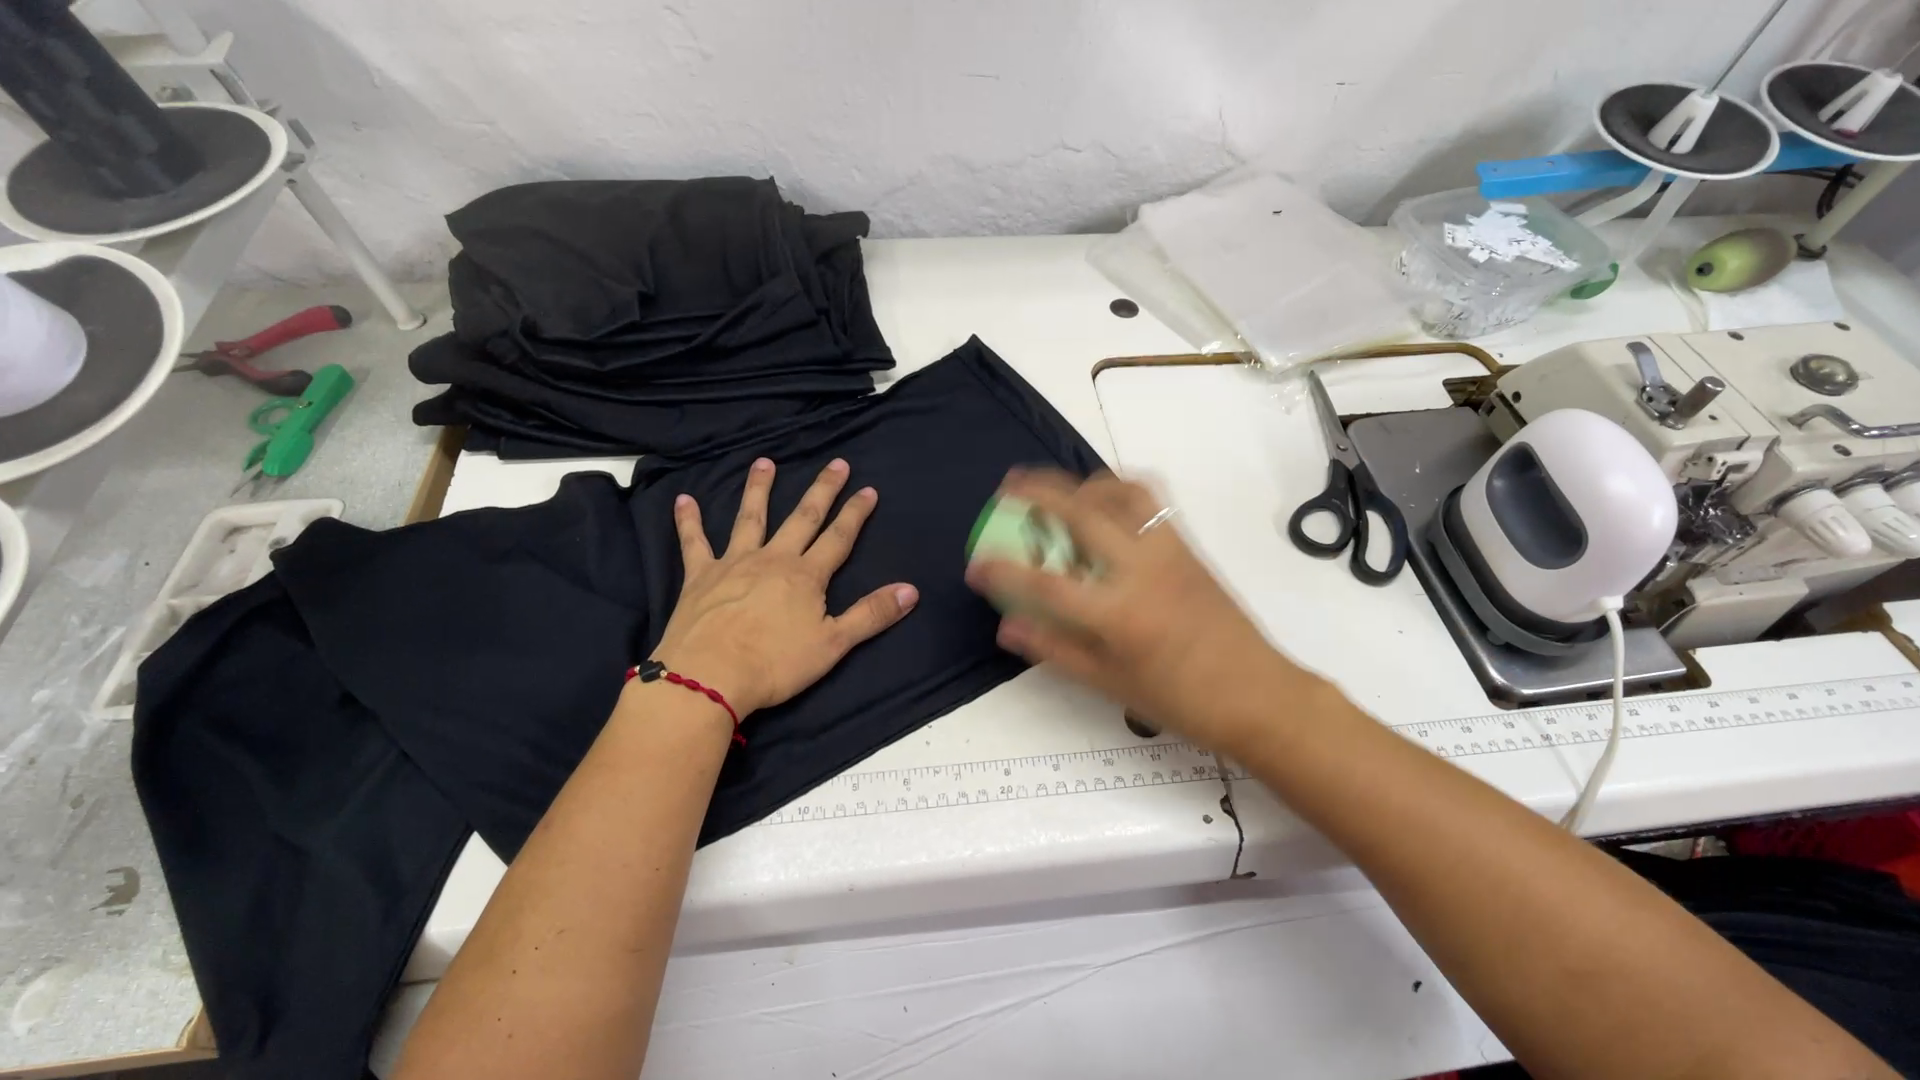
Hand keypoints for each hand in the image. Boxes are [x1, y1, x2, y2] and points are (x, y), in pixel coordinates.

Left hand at [653, 457, 917, 715]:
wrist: (710, 675)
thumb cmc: (776, 664)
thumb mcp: (834, 644)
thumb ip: (872, 614)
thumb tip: (912, 590)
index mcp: (806, 575)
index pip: (838, 537)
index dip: (855, 513)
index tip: (868, 489)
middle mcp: (773, 559)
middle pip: (802, 518)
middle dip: (822, 490)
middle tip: (836, 464)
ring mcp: (734, 563)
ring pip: (750, 518)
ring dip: (759, 489)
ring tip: (765, 463)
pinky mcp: (700, 576)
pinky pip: (694, 542)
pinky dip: (688, 520)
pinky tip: (684, 500)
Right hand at [965, 468, 1307, 749]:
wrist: (1258, 693)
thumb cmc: (1183, 701)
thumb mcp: (1111, 686)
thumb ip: (1056, 650)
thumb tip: (1007, 625)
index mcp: (1119, 613)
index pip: (1045, 582)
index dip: (1002, 570)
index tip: (975, 565)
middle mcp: (1142, 568)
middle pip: (1080, 510)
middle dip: (1037, 491)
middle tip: (1008, 487)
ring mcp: (1169, 549)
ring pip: (1120, 491)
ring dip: (1081, 482)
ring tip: (1058, 491)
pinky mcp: (1188, 544)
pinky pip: (1149, 500)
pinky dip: (1118, 490)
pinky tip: (1104, 505)